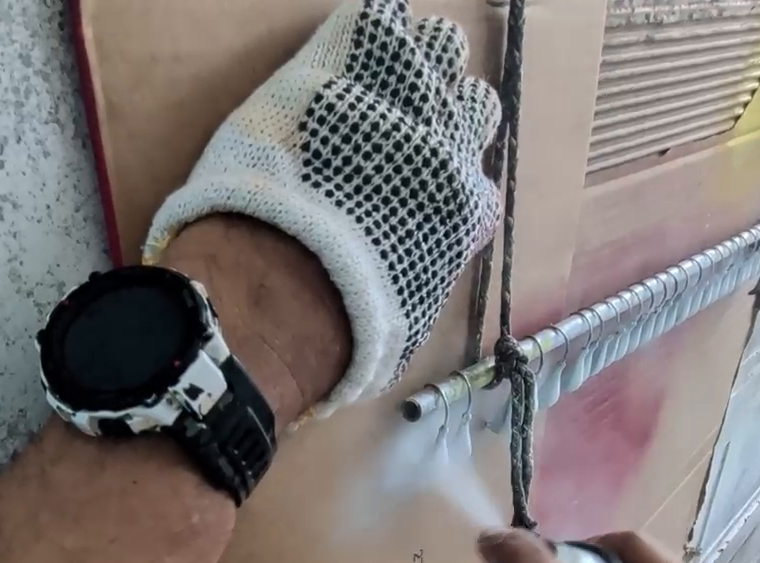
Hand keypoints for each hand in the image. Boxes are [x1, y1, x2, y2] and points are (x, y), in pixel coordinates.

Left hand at [144, 0, 500, 415]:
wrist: (281, 287)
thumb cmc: (336, 333)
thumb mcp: (396, 331)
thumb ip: (417, 286)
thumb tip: (411, 279)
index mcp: (464, 214)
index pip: (478, 184)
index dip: (443, 188)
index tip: (412, 199)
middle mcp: (450, 148)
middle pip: (471, 107)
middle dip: (439, 123)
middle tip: (395, 141)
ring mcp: (404, 99)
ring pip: (437, 51)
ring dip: (410, 71)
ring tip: (370, 91)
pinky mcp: (351, 62)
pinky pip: (378, 19)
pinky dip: (363, 35)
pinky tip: (342, 56)